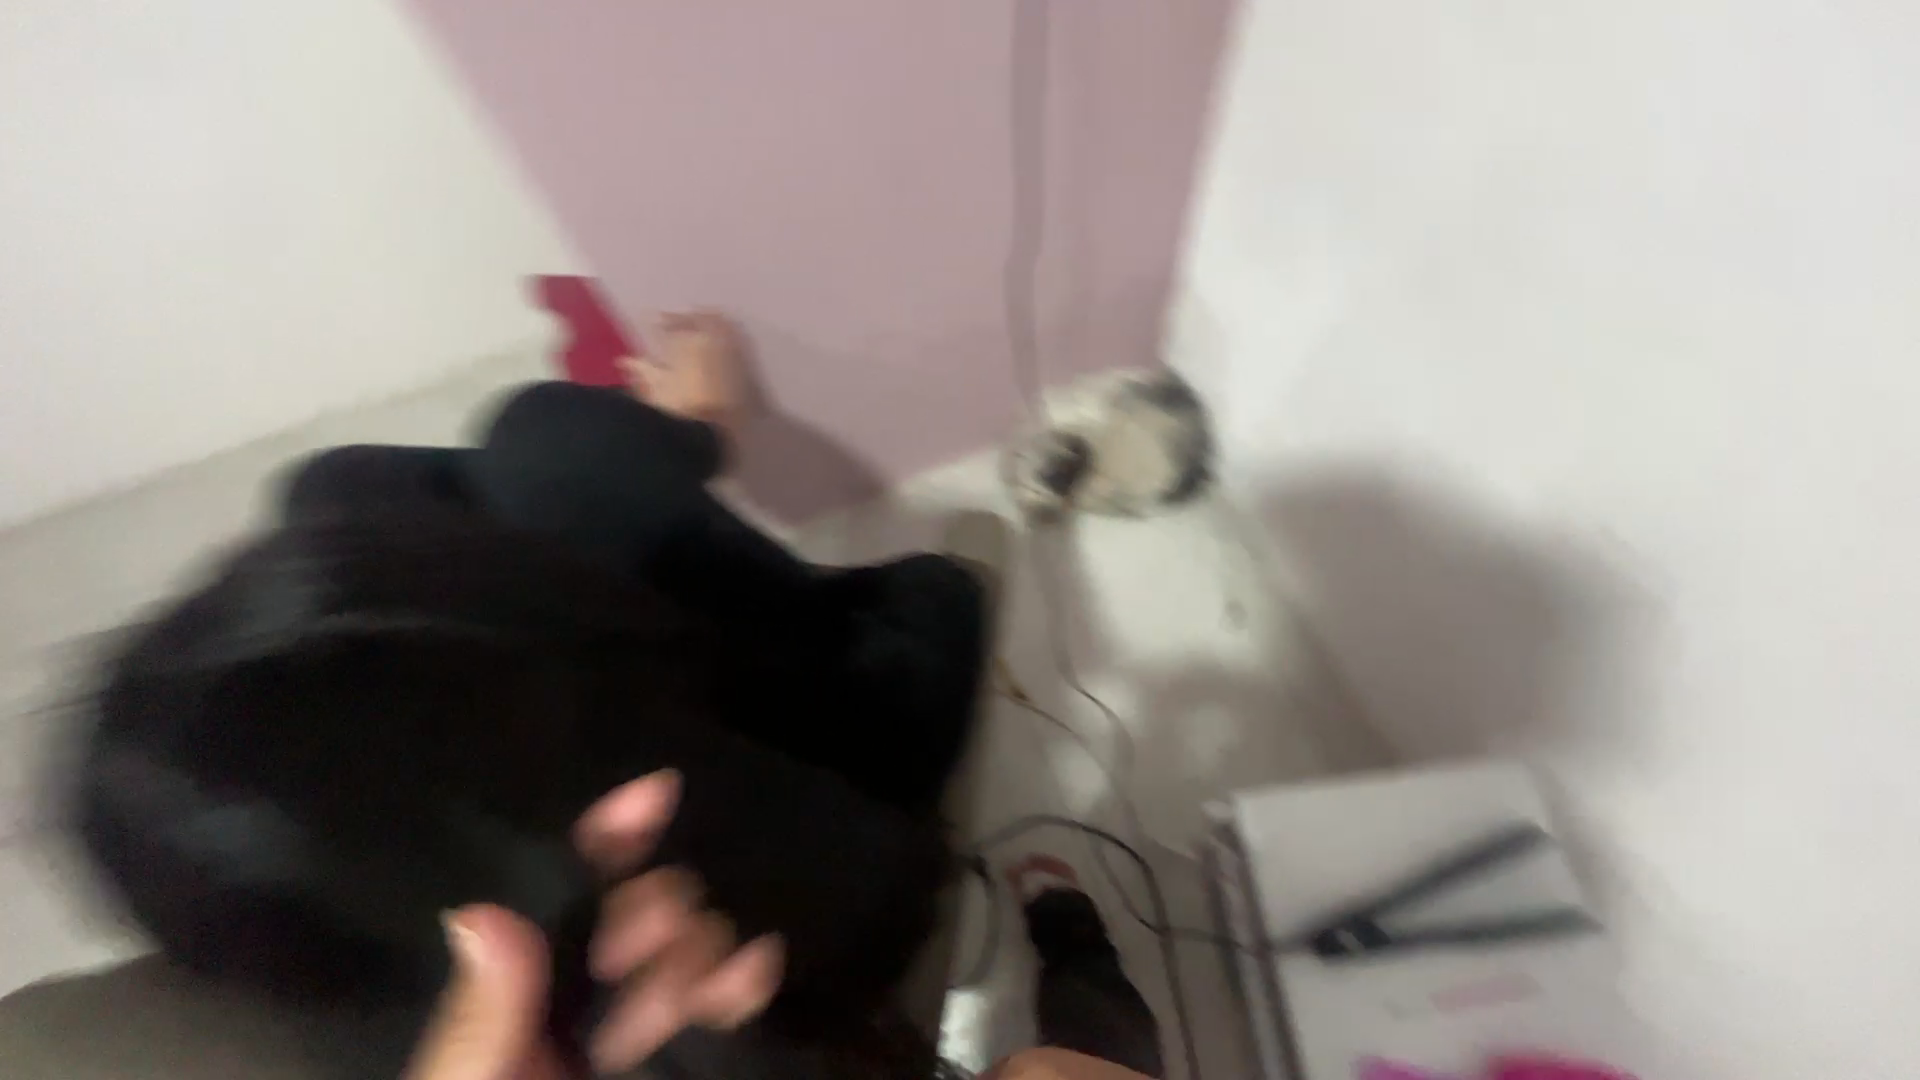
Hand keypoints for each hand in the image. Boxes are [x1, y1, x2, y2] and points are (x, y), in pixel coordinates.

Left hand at [402, 771, 784, 1079]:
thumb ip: (474, 1030)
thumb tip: (479, 911)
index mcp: (499, 1006)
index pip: (546, 901)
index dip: (596, 842)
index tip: (655, 793)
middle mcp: (556, 1005)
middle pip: (618, 916)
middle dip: (654, 906)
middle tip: (670, 925)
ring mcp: (613, 1036)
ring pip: (670, 954)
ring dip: (702, 945)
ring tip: (723, 970)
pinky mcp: (662, 1062)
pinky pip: (703, 1003)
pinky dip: (732, 981)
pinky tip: (754, 975)